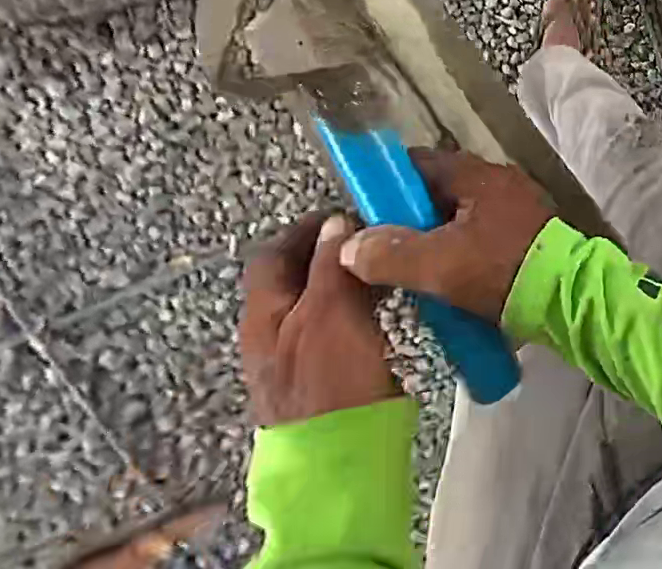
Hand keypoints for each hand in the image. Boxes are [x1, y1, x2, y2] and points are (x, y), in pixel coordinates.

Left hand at [239, 210, 399, 426]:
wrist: (342, 451)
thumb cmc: (331, 377)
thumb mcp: (330, 311)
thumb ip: (331, 264)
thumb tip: (336, 222)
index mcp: (266, 312)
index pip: (274, 253)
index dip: (306, 227)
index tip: (348, 211)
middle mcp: (278, 326)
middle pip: (302, 272)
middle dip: (337, 248)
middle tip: (379, 233)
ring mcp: (306, 347)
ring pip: (328, 293)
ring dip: (356, 272)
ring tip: (393, 258)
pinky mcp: (335, 362)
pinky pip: (348, 315)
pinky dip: (368, 298)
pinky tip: (396, 295)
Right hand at [338, 148, 553, 323]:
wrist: (565, 292)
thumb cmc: (499, 268)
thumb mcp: (437, 264)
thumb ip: (390, 252)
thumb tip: (351, 245)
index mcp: (478, 176)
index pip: (422, 163)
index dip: (388, 180)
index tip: (362, 204)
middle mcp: (500, 181)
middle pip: (441, 189)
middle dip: (410, 212)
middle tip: (380, 241)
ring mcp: (518, 205)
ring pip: (462, 212)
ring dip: (436, 232)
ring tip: (407, 261)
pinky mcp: (528, 230)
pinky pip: (482, 230)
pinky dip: (461, 244)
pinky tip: (446, 270)